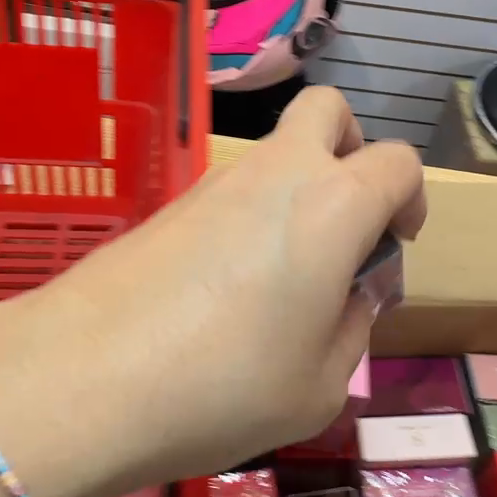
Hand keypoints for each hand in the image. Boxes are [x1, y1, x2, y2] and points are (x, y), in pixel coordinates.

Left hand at [0, 87, 425, 496]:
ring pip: (274, 151)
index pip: (397, 161)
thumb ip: (352, 327)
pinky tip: (225, 290)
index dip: (410, 198)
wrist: (86, 375)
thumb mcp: (320, 386)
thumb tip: (349, 294)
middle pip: (327, 110)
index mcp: (333, 204)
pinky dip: (249, 216)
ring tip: (280, 280)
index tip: (392, 247)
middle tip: (344, 220)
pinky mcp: (172, 202)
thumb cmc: (225, 384)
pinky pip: (230, 189)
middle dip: (351, 148)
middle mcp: (277, 170)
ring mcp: (216, 180)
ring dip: (296, 190)